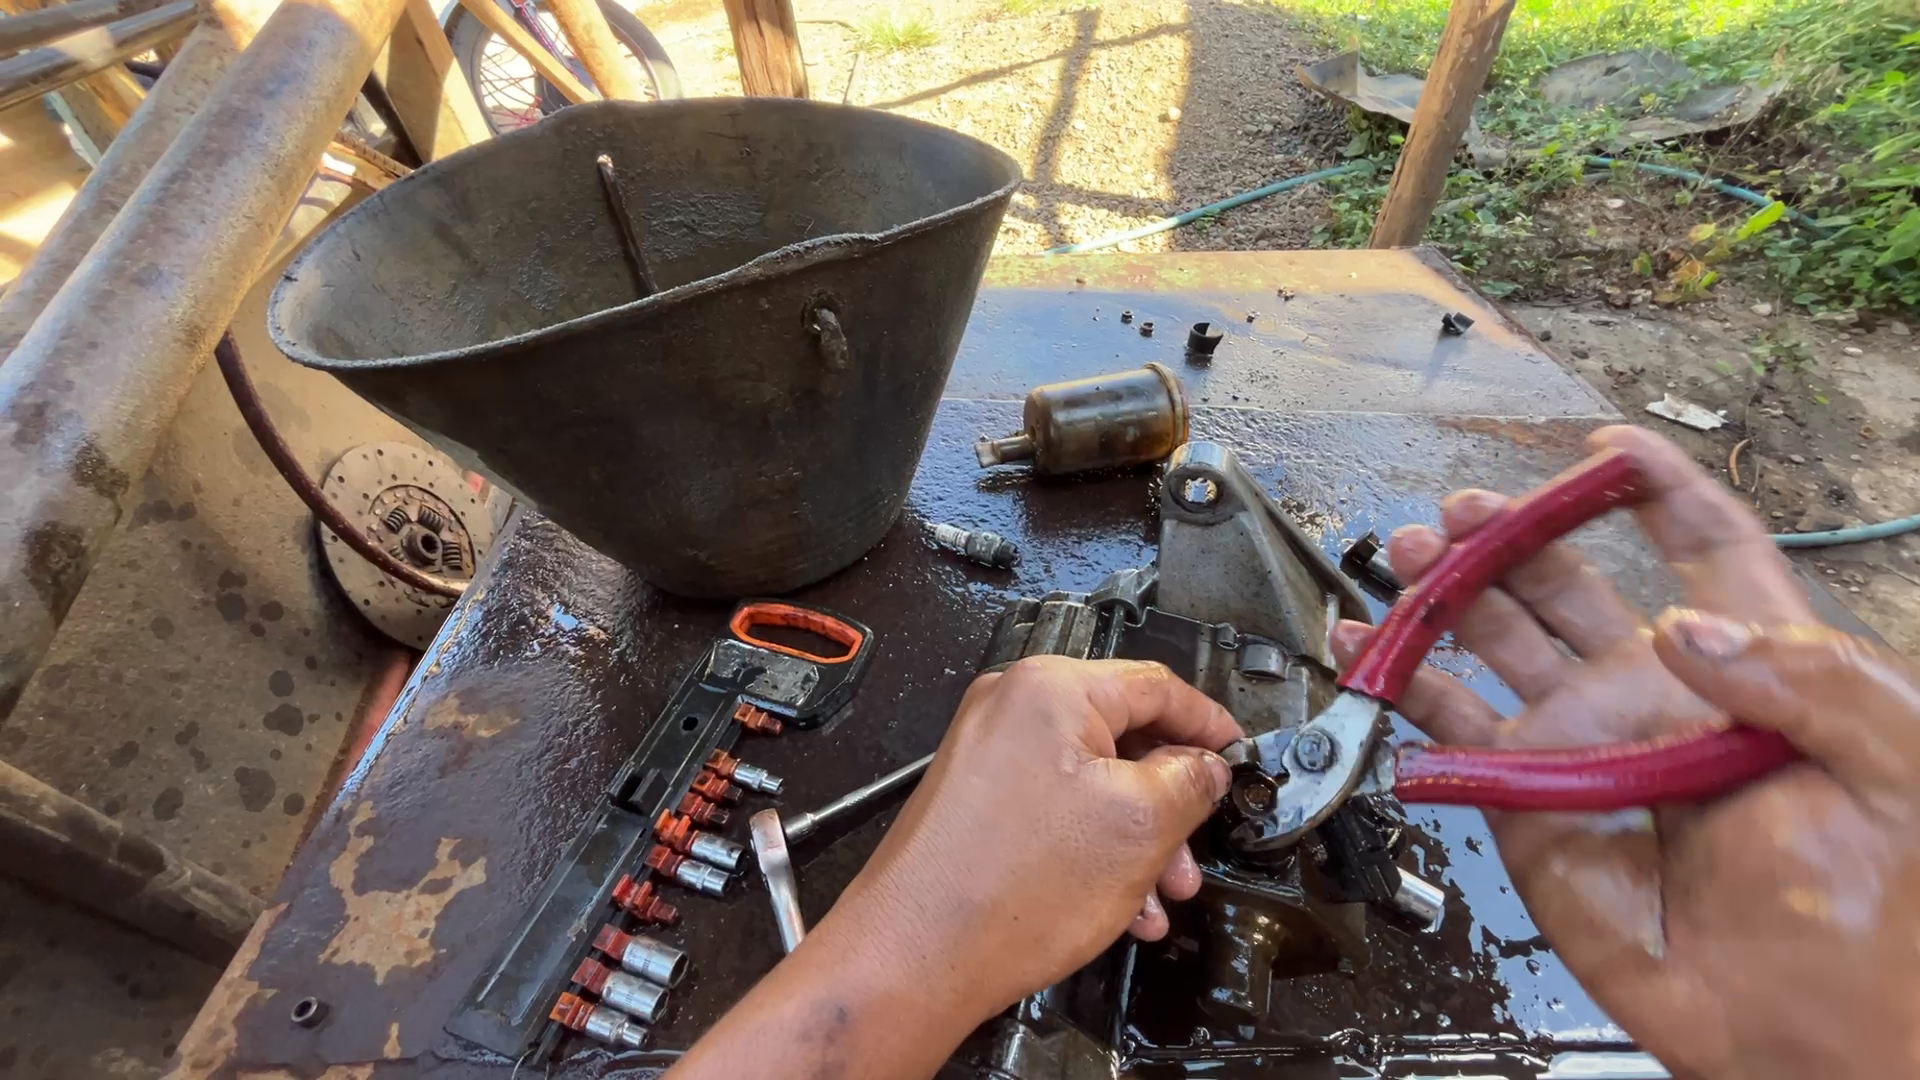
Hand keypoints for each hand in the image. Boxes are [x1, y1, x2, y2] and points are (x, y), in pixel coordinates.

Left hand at [667, 657, 1239, 1079]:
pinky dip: (1093, 843)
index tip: (1238, 754)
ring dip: (1136, 834)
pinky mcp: (977, 792)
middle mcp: (1013, 704)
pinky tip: (1121, 902)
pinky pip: (1055, 804)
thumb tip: (1205, 767)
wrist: (915, 952)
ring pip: (1091, 779)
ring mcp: (990, 748)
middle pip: (1122, 736)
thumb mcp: (1138, 826)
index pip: (1156, 685)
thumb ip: (1188, 782)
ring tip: (1162, 892)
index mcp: (1052, 688)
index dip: (1208, 723)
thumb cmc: (1013, 883)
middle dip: (1169, 799)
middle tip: (1198, 846)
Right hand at [1331, 424, 1919, 1079]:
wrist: (1816, 1036)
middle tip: (1458, 514)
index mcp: (1743, 664)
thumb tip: (1675, 630)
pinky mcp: (1512, 786)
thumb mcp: (1912, 782)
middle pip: (1557, 583)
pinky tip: (1360, 647)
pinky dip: (1392, 682)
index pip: (1702, 551)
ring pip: (1485, 641)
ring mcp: (1567, 734)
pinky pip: (1441, 722)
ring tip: (1403, 559)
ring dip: (1439, 593)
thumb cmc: (1902, 914)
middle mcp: (1638, 685)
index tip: (1606, 449)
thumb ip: (1818, 688)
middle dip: (1506, 537)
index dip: (1655, 492)